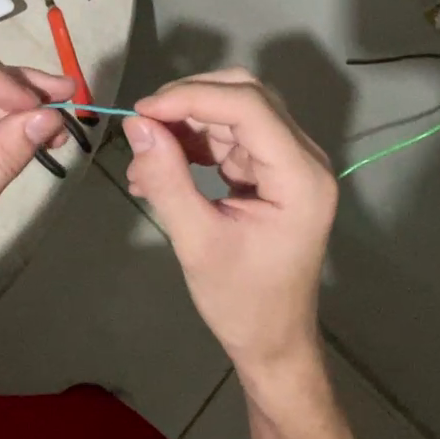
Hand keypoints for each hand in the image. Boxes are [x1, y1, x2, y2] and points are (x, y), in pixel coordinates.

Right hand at [124, 69, 336, 373]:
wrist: (273, 342)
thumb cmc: (242, 302)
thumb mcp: (197, 243)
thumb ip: (166, 179)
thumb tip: (136, 124)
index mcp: (300, 176)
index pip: (248, 107)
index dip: (192, 97)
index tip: (142, 111)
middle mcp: (303, 157)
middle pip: (245, 96)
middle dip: (189, 100)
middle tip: (142, 123)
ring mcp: (288, 160)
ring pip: (233, 110)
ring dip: (185, 122)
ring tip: (144, 155)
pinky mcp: (270, 169)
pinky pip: (229, 134)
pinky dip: (192, 141)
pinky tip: (159, 166)